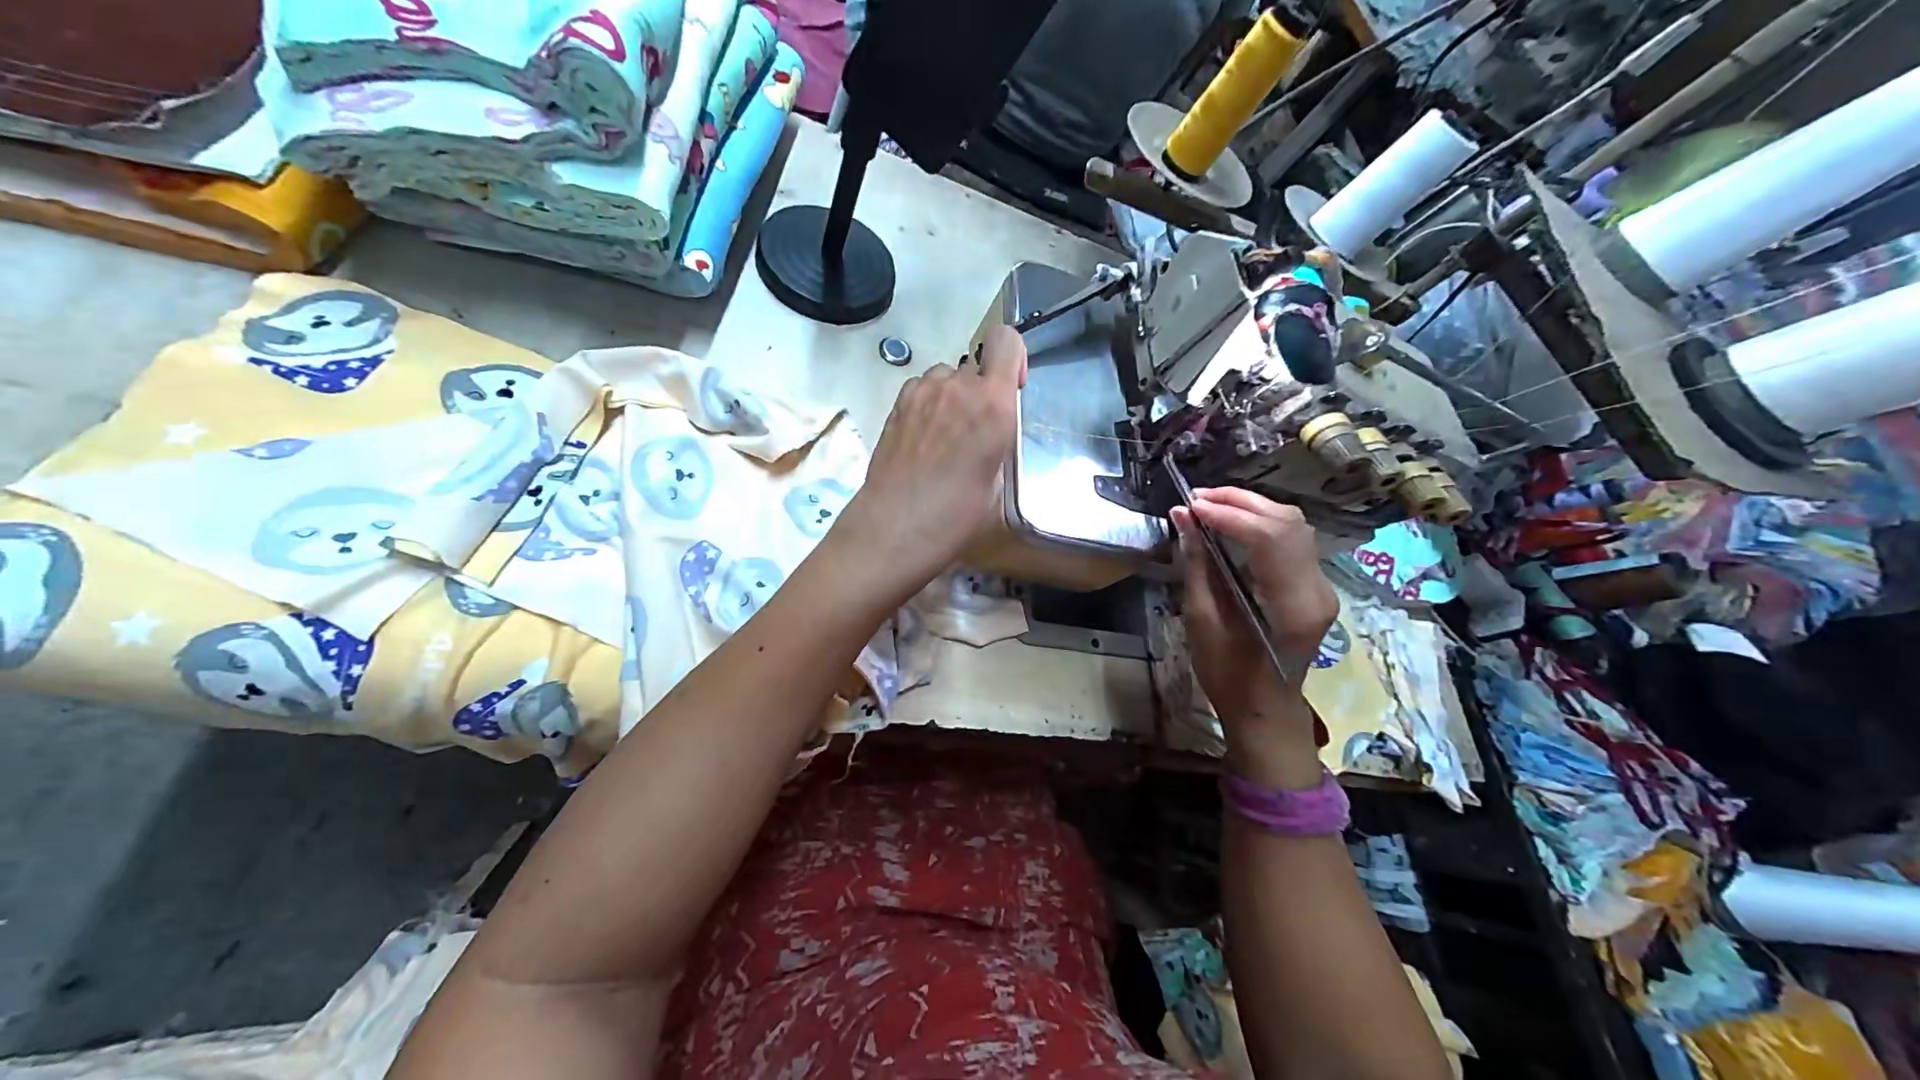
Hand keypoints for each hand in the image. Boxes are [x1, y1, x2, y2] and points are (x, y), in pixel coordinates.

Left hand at [832, 324, 1025, 604]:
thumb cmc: (955, 515)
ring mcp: (923, 392)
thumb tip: (988, 429)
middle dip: (981, 388)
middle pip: (976, 364)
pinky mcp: (897, 403)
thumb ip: (997, 439)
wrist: (896, 527)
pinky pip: (921, 389)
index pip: (1006, 341)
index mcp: (993, 405)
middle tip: (974, 428)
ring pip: (946, 376)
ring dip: (952, 395)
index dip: (1014, 359)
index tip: (1012, 386)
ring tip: (946, 435)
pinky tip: (924, 437)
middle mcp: (958, 388)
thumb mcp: (996, 480)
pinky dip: (928, 403)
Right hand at [1172, 489, 1338, 782]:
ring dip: (1251, 507)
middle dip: (1240, 501)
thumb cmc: (1228, 675)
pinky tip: (1232, 522)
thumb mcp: (1202, 620)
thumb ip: (1197, 564)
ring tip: (1209, 504)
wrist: (1264, 710)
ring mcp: (1321, 586)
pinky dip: (1261, 523)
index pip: (1268, 538)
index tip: (1190, 506)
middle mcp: (1317, 590)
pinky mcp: (1314, 585)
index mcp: (1292, 606)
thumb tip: (1183, 518)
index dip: (1228, 513)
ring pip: (1293, 526)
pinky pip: (1292, 540)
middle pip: (1287, 523)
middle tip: (1196, 498)